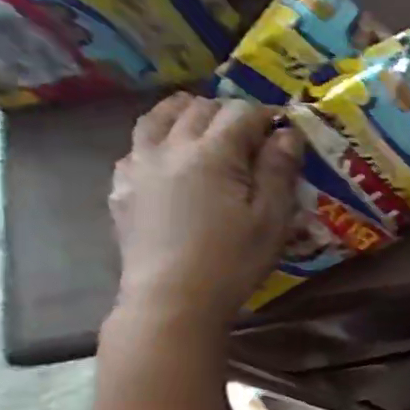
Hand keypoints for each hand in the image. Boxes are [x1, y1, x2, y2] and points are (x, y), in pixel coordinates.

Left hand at [109, 94, 302, 332]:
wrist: (172, 299)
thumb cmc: (232, 262)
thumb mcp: (271, 220)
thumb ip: (279, 172)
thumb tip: (287, 135)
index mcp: (213, 153)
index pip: (241, 114)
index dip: (266, 116)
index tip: (284, 128)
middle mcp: (170, 147)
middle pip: (198, 109)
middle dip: (228, 112)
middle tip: (250, 130)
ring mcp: (139, 165)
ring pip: (157, 118)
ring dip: (184, 112)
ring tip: (201, 121)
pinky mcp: (122, 188)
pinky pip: (136, 147)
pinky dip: (156, 140)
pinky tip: (165, 158)